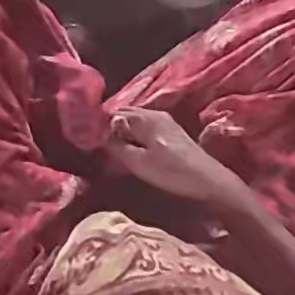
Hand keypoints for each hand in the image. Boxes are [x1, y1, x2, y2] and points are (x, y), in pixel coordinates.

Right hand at [107, 109, 248, 210]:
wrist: (209, 181)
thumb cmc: (172, 172)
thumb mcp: (139, 163)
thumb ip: (117, 147)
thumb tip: (98, 134)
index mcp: (146, 117)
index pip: (114, 112)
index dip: (98, 123)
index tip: (85, 135)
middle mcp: (156, 114)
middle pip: (125, 114)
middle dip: (109, 126)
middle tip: (93, 143)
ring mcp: (166, 122)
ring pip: (135, 122)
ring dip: (121, 132)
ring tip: (107, 148)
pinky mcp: (172, 134)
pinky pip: (145, 128)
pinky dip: (133, 136)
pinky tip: (128, 149)